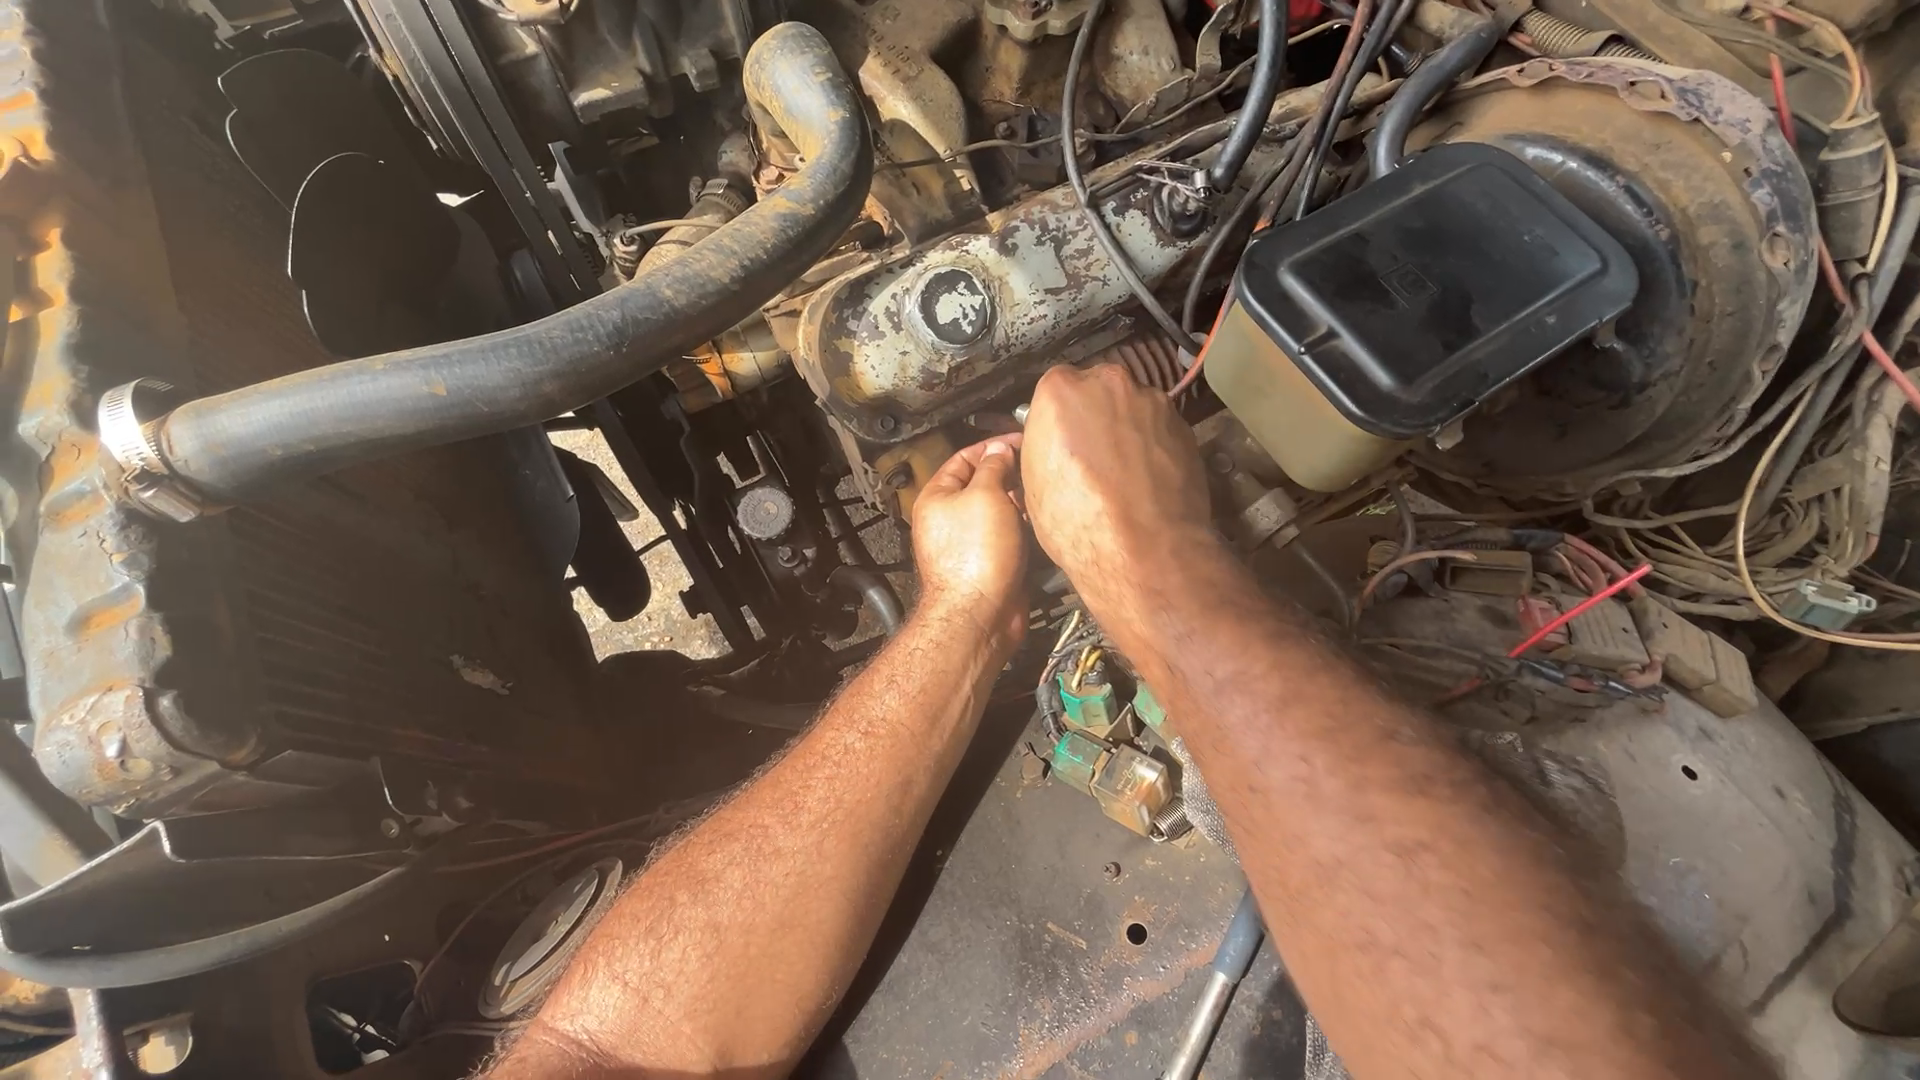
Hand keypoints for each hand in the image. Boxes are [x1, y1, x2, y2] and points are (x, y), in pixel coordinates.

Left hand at [911, 436, 1029, 660]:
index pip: (963, 458)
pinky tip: (1038, 525)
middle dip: (1008, 475)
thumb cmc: (973, 559)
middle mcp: (950, 519)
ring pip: (999, 511)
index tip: (1018, 441)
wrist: (980, 613)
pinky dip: (1023, 529)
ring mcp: (970, 542)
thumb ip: (993, 468)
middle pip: (982, 484)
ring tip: (1036, 497)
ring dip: (1019, 503)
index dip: (991, 447)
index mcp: (937, 497)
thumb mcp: (985, 495)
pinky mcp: (990, 562)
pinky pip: (1009, 537)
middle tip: (1032, 468)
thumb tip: (999, 450)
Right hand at [1021, 364, 1215, 599]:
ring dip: (1126, 430)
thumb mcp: (1032, 482)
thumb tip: (1051, 442)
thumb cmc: (1076, 518)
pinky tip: (1146, 480)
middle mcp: (1108, 383)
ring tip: (1122, 473)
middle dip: (1094, 416)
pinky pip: (1158, 429)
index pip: (1054, 389)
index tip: (1059, 442)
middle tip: (1090, 456)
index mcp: (1060, 390)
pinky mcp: (1184, 426)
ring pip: (1131, 408)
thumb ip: (1043, 444)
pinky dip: (1152, 446)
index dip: (1057, 419)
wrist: (1142, 548)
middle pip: (1097, 390)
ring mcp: (1151, 402)